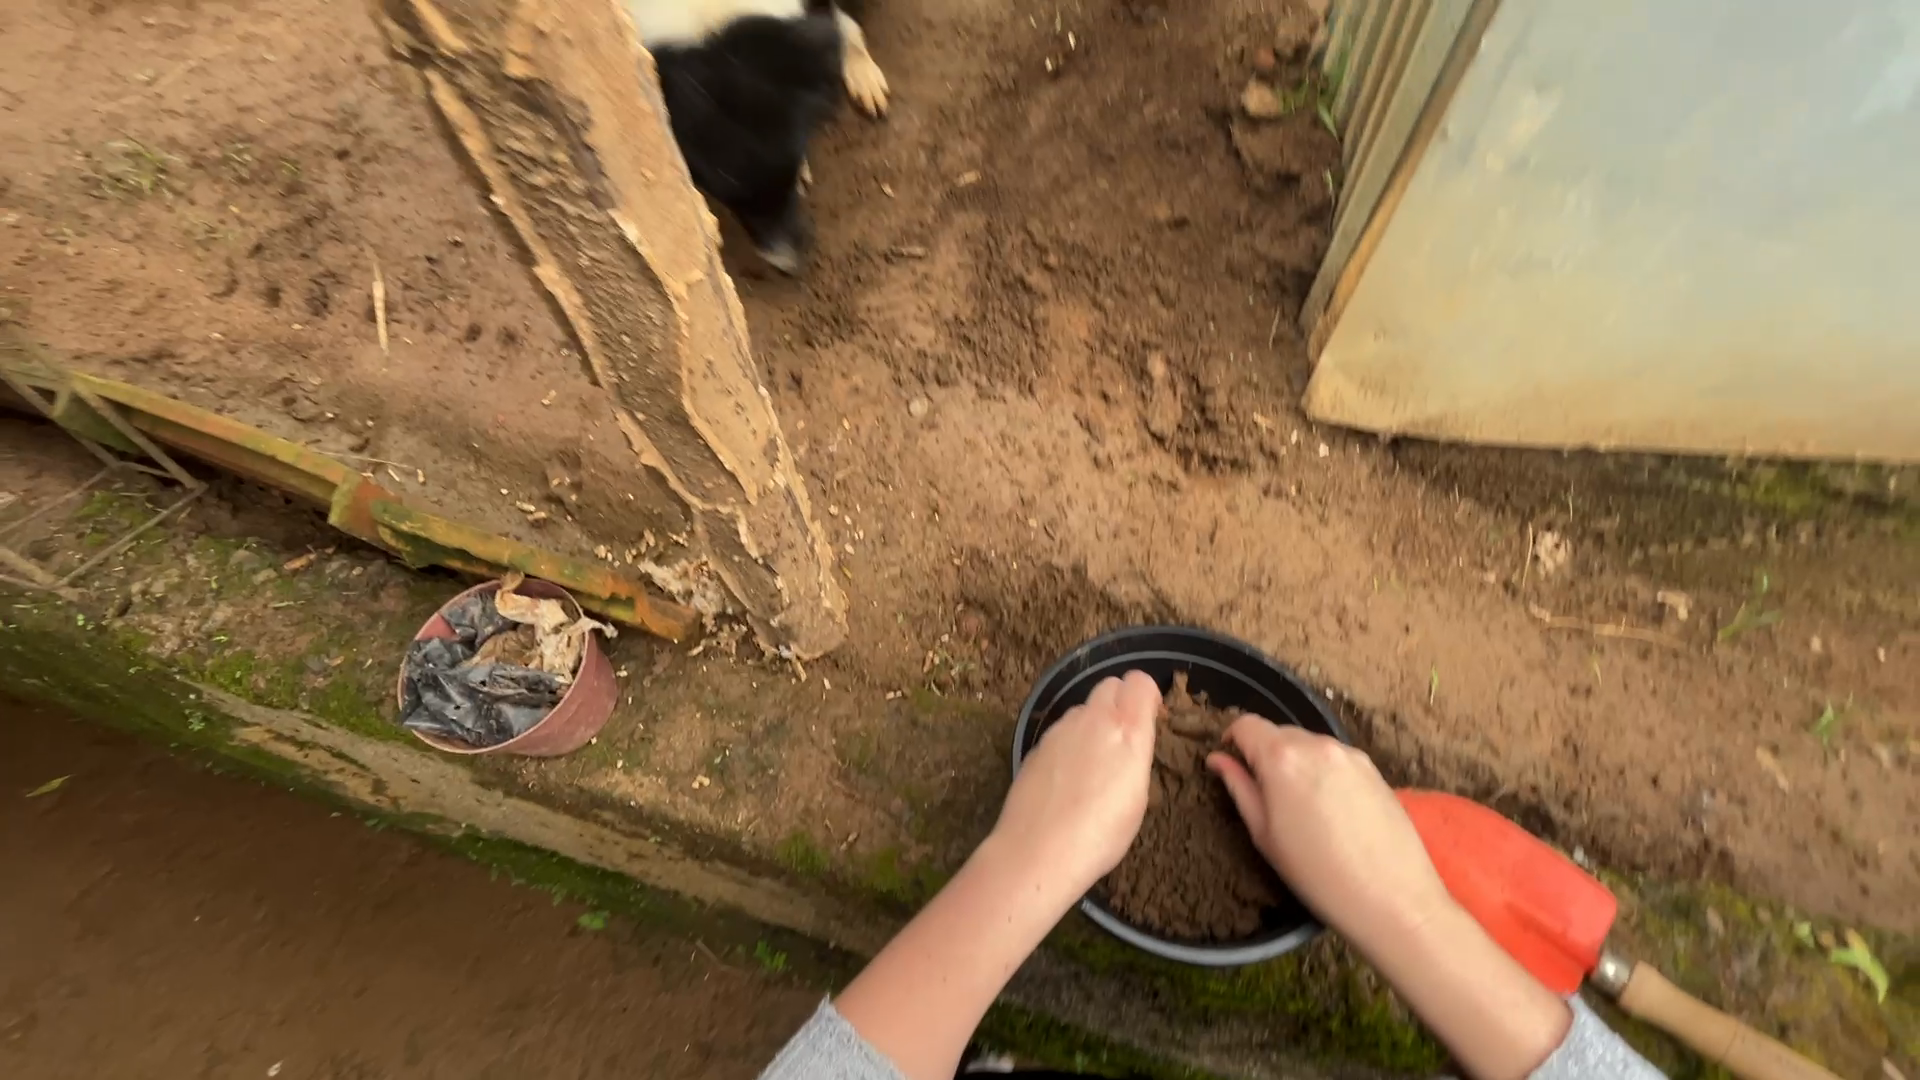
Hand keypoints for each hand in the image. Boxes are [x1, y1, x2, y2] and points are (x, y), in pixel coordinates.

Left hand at [990, 671, 1158, 900]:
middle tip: (1123, 738)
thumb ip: (1135, 755)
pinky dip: (1070, 742)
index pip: (1139, 681)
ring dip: (1093, 723)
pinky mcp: (1038, 743)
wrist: (1039, 848)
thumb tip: (1129, 743)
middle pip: (1110, 685)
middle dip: (1121, 702)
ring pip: (1083, 708)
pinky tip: (1067, 778)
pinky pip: (1062, 730)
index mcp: (1126, 730)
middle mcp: (1092, 719)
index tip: (1150, 718)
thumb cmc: (1101, 834)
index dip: (1147, 696)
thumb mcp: (1138, 797)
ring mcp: (1060, 728)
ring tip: (1093, 764)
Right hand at [1206, 715, 1450, 951]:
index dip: (1233, 739)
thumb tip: (1218, 759)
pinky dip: (1322, 770)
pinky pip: (1334, 757)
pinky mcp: (1373, 768)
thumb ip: (1239, 787)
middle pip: (1277, 732)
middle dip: (1264, 752)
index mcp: (1281, 757)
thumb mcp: (1264, 834)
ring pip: (1307, 743)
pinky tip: (1330, 808)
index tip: (1233, 763)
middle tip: (1266, 792)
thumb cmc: (1318, 873)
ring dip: (1295, 761)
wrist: (1395, 901)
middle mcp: (1315, 745)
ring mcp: (1349, 755)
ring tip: (1301, 804)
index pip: (1246, 724)